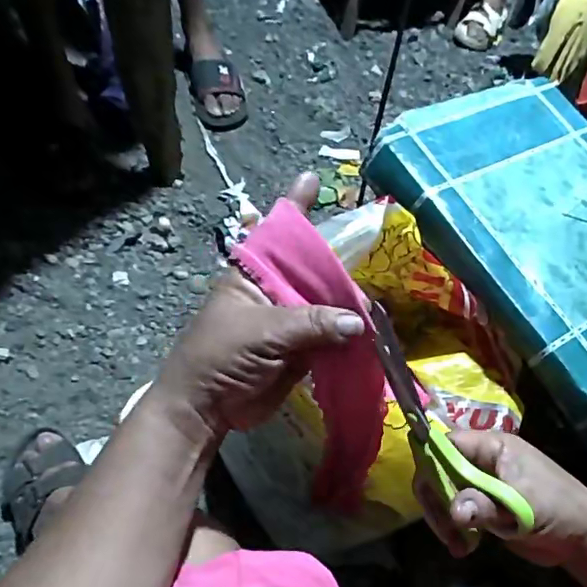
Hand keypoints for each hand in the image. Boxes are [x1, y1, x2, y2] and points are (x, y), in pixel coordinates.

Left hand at [150, 174, 365, 438]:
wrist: (205, 409)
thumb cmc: (219, 356)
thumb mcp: (262, 332)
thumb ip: (310, 324)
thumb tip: (359, 321)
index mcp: (253, 275)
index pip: (277, 233)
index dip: (295, 206)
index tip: (311, 177)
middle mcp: (274, 293)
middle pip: (313, 271)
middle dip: (341, 265)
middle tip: (373, 252)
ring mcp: (289, 323)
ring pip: (326, 306)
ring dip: (350, 306)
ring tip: (381, 302)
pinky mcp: (300, 352)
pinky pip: (329, 339)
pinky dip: (348, 338)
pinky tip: (371, 333)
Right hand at [419, 432, 586, 566]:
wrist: (585, 539)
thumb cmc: (558, 509)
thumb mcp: (521, 506)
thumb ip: (485, 505)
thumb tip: (453, 511)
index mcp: (493, 446)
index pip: (446, 444)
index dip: (431, 465)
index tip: (430, 497)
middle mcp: (484, 459)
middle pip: (439, 469)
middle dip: (437, 500)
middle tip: (446, 531)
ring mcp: (484, 482)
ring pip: (445, 492)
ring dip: (445, 519)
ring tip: (458, 545)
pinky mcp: (485, 505)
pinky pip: (457, 509)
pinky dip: (455, 528)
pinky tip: (464, 547)